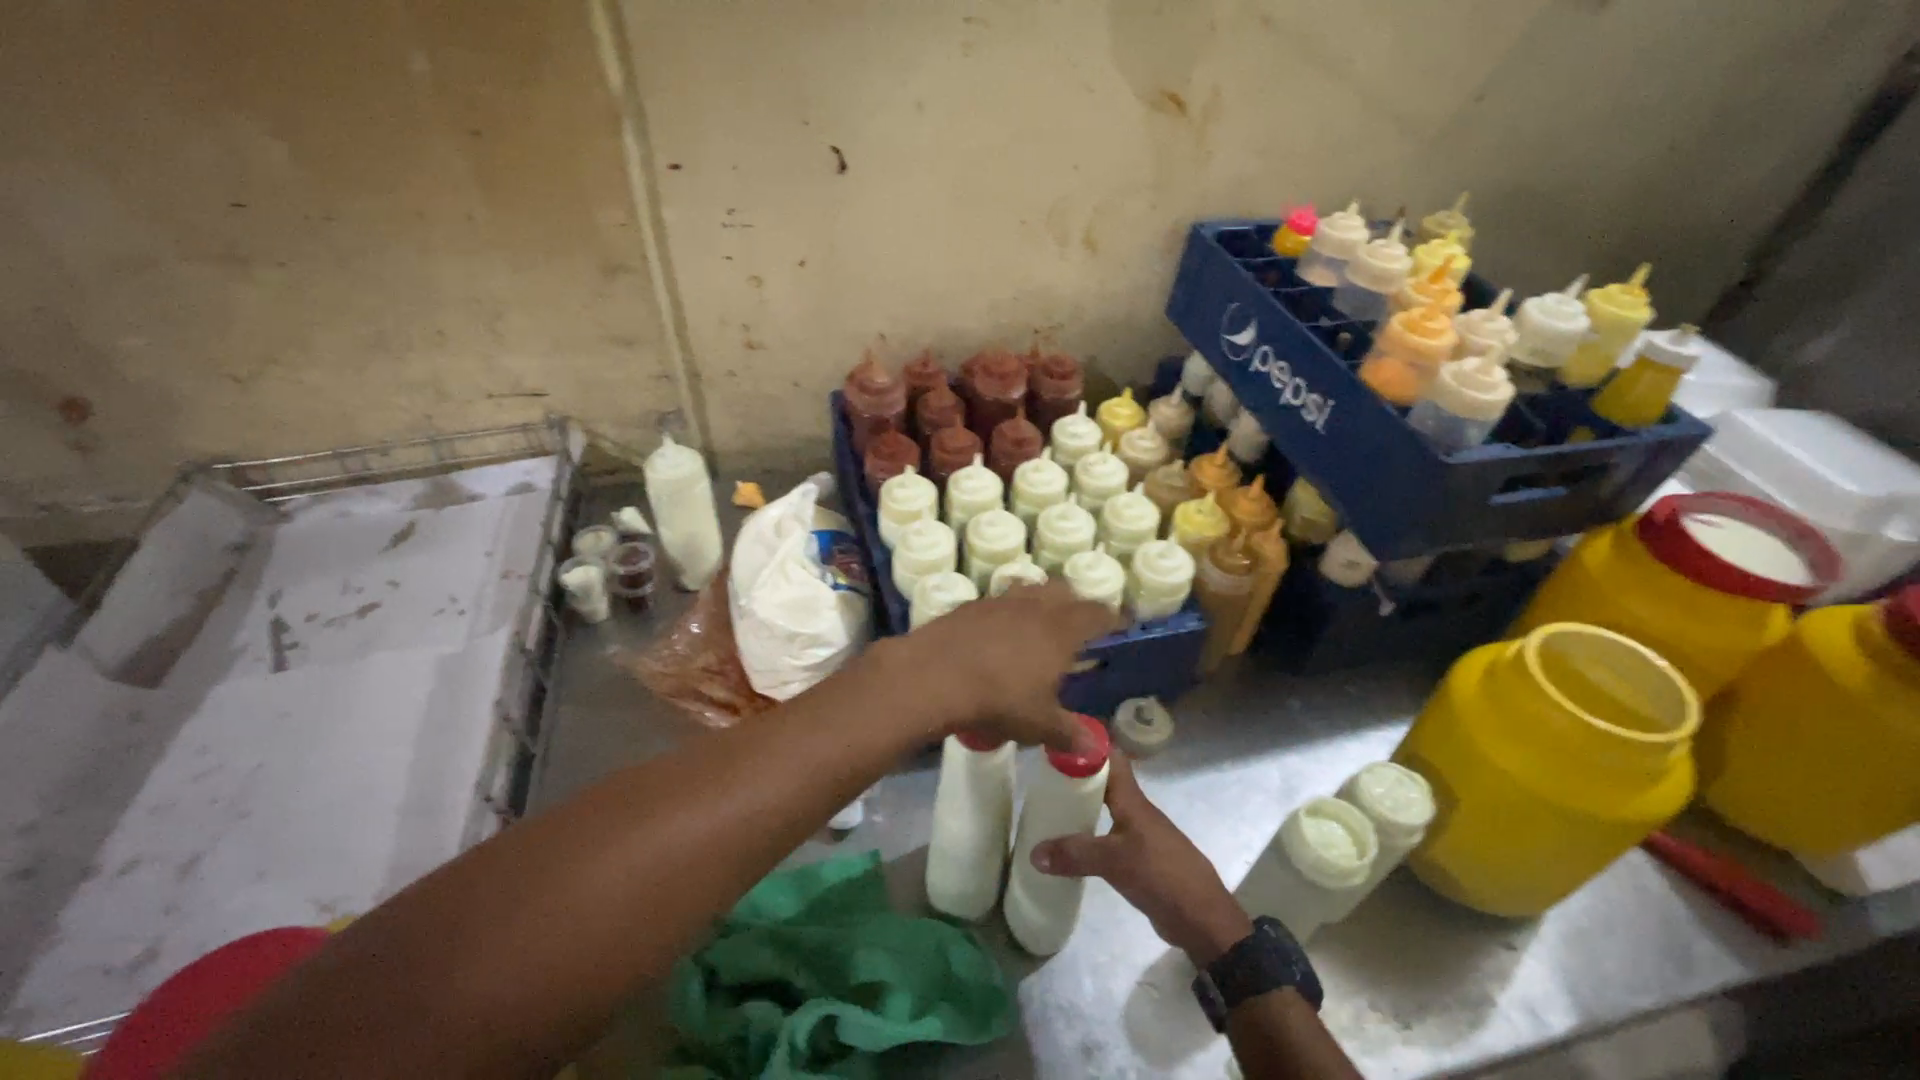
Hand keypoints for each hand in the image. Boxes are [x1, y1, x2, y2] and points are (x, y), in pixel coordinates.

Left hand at [865, 581, 1117, 753]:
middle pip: (1065, 591)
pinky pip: (999, 601)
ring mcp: (999, 602)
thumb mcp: (1038, 724)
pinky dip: (1008, 611)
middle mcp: (1034, 606)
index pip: (1098, 614)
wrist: (932, 676)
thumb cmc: (998, 699)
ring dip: (1041, 601)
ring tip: (1040, 622)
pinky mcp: (969, 606)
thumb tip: (1095, 749)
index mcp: (1062, 629)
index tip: (1121, 625)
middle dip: (1077, 604)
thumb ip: (1069, 733)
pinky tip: (999, 632)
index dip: (1113, 618)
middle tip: (1081, 624)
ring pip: (1030, 589)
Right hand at [1031, 752, 1252, 964]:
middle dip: (1078, 775)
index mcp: (1133, 802)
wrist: (1202, 917)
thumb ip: (1074, 854)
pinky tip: (1071, 846)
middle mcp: (1137, 813)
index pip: (1112, 759)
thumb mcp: (1113, 861)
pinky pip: (1109, 838)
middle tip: (1043, 774)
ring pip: (1107, 810)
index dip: (1089, 744)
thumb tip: (1034, 852)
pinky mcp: (1141, 860)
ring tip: (1050, 806)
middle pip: (1106, 783)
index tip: (1059, 736)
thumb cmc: (1160, 875)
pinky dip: (1090, 835)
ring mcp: (1140, 836)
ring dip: (1083, 805)